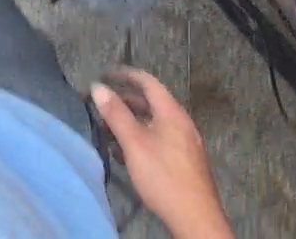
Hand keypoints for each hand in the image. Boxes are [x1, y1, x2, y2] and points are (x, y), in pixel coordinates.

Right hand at [92, 70, 232, 238]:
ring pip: (154, 124)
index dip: (126, 75)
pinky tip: (127, 154)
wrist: (197, 221)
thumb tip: (98, 87)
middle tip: (103, 105)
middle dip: (125, 102)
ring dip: (131, 123)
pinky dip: (142, 139)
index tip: (106, 74)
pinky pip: (161, 140)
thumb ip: (115, 113)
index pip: (148, 82)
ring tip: (109, 131)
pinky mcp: (186, 164)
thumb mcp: (134, 143)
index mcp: (172, 113)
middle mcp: (182, 124)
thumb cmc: (163, 176)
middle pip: (151, 103)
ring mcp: (186, 145)